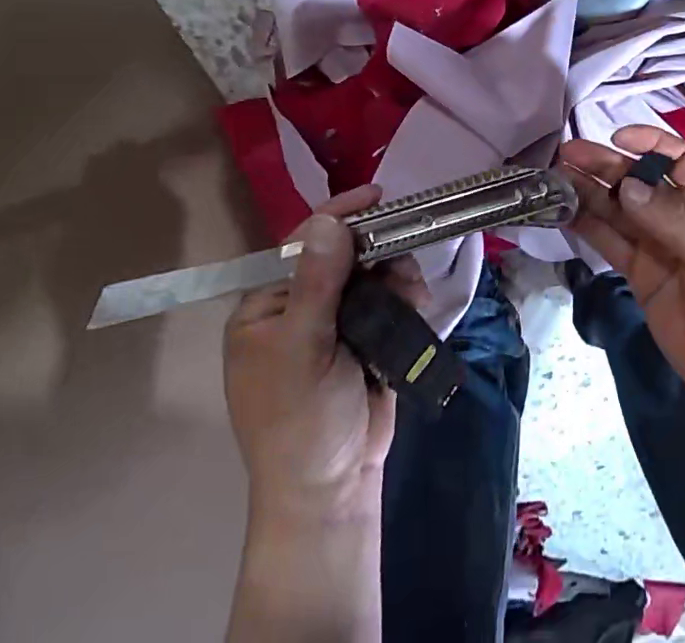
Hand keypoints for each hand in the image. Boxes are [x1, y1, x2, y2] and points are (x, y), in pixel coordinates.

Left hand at [224, 185, 424, 518]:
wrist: (333, 487)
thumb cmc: (301, 420)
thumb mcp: (303, 349)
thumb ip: (318, 284)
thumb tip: (329, 220)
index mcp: (267, 308)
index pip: (302, 247)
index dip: (338, 217)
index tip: (376, 196)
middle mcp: (300, 310)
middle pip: (344, 259)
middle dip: (377, 254)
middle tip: (406, 260)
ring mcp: (336, 326)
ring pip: (373, 280)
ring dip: (396, 278)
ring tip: (414, 293)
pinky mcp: (367, 341)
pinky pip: (390, 304)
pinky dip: (406, 300)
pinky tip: (417, 304)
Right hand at [559, 126, 684, 414]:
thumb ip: (674, 222)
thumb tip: (626, 186)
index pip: (680, 159)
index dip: (649, 144)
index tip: (616, 138)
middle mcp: (682, 218)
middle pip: (639, 183)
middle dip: (605, 166)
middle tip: (566, 155)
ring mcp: (659, 248)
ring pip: (618, 212)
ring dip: (588, 193)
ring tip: (553, 179)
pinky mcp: (640, 277)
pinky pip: (610, 244)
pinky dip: (586, 228)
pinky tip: (562, 212)